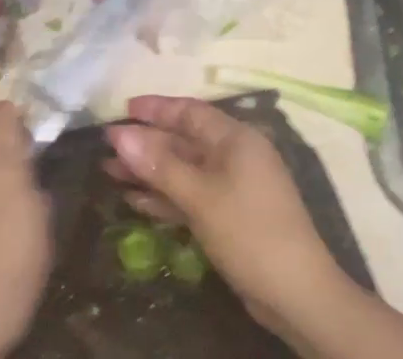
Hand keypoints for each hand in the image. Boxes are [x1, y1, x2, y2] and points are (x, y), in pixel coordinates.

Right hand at [102, 95, 341, 330]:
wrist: (296, 293)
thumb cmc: (249, 231)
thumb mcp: (199, 196)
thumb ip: (158, 164)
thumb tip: (119, 135)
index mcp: (236, 139)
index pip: (190, 112)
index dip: (156, 109)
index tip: (122, 110)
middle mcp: (235, 156)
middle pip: (184, 141)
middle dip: (145, 144)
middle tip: (106, 146)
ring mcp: (233, 188)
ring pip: (183, 170)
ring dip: (149, 171)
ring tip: (109, 171)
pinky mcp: (229, 216)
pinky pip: (190, 196)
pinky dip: (164, 196)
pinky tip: (134, 200)